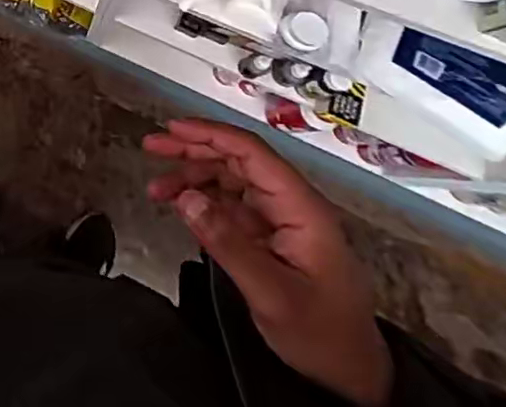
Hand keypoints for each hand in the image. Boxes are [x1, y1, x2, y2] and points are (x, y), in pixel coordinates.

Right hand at [145, 119, 391, 406]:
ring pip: (230, 180)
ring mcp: (279, 218)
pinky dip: (202, 201)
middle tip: (153, 145)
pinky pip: (231, 205)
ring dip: (193, 177)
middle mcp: (289, 202)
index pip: (251, 152)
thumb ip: (227, 243)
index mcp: (300, 206)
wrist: (352, 376)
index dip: (210, 134)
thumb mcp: (271, 294)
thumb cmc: (322, 335)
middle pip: (236, 160)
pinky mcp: (268, 235)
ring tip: (157, 187)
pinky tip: (180, 206)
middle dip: (193, 149)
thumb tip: (186, 197)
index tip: (173, 128)